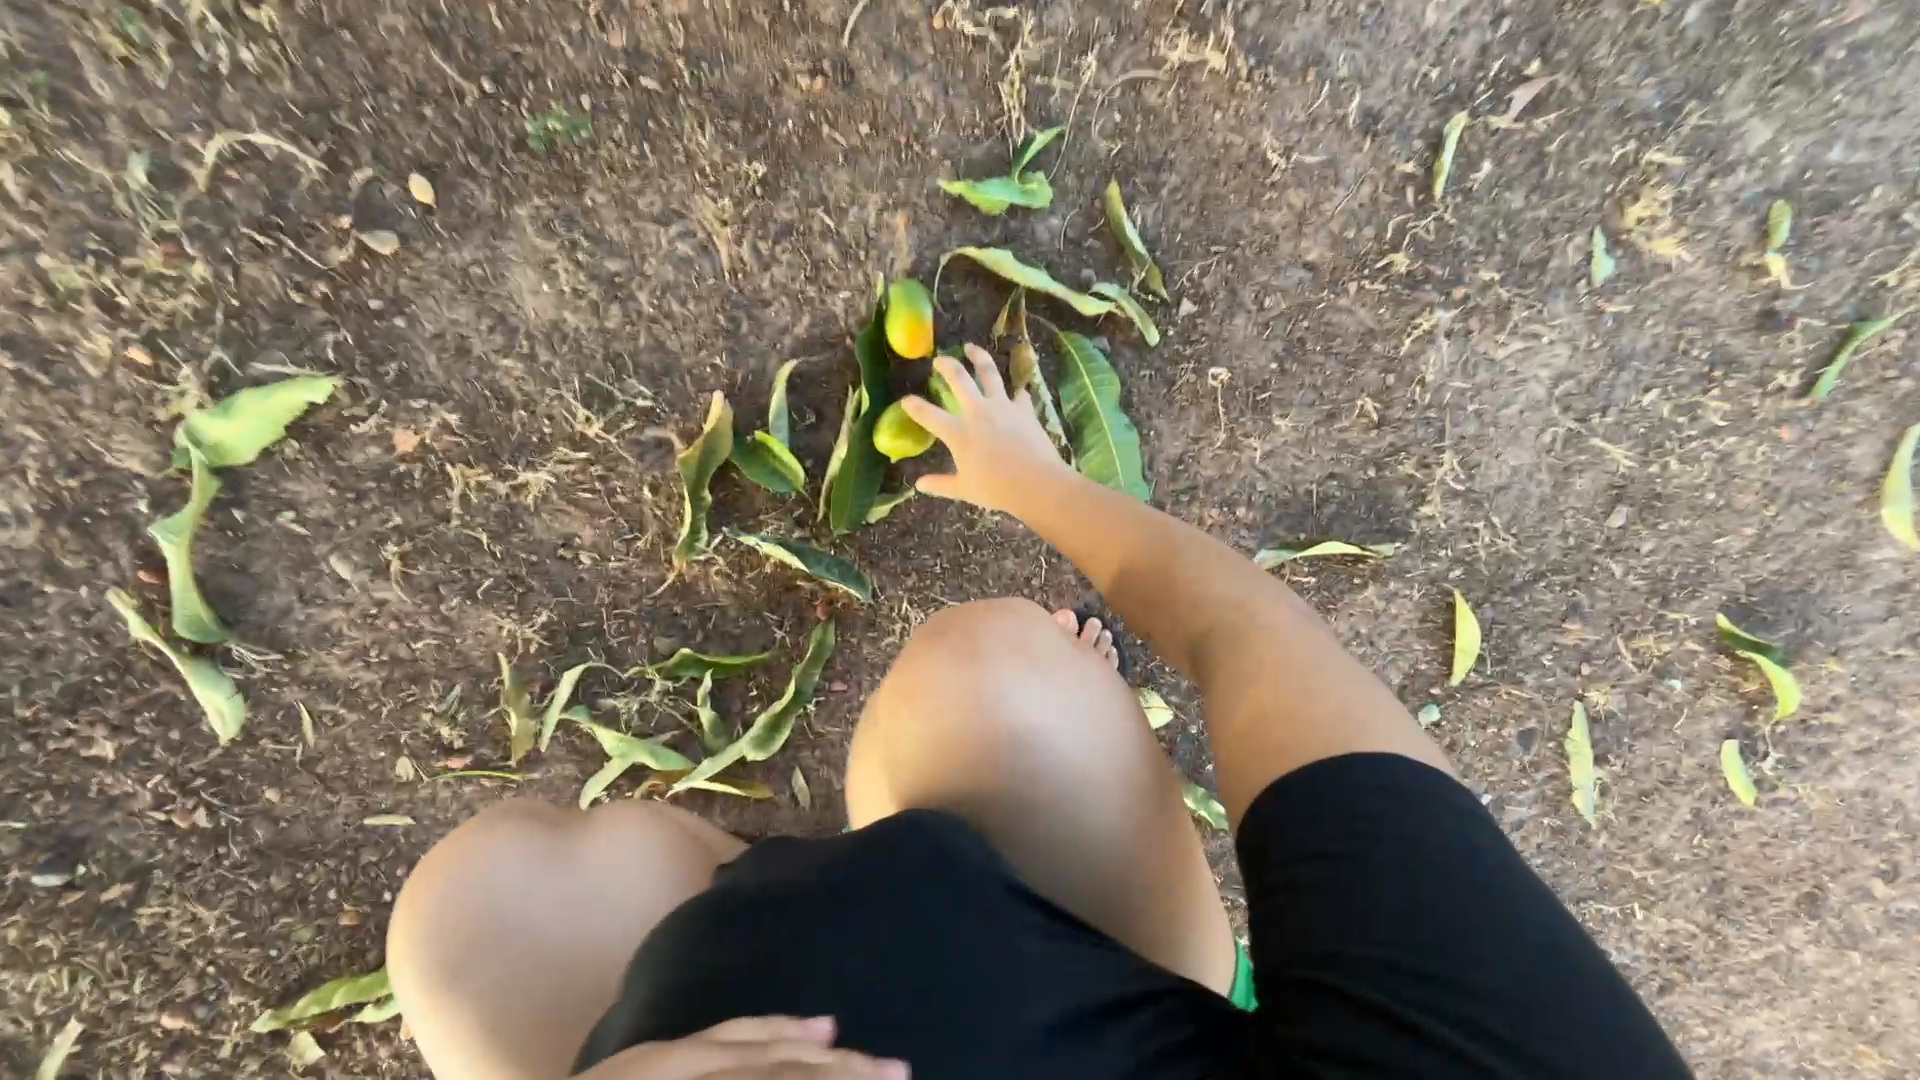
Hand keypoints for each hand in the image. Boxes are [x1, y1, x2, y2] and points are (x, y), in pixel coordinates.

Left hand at [574, 1015, 907, 1079]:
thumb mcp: (657, 1078)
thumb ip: (746, 1071)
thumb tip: (800, 1065)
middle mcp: (676, 1074)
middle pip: (779, 1070)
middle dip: (843, 1074)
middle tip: (901, 1072)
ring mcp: (663, 1063)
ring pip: (763, 1048)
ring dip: (824, 1053)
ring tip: (874, 1056)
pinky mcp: (651, 1056)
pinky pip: (730, 1032)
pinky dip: (777, 1027)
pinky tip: (811, 1023)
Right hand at [900, 343, 1072, 513]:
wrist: (1037, 483)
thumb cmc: (997, 489)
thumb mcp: (964, 489)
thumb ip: (941, 484)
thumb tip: (919, 485)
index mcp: (959, 433)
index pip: (929, 415)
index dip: (915, 407)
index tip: (906, 400)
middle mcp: (978, 413)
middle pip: (958, 379)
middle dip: (946, 366)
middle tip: (939, 359)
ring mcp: (1003, 407)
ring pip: (989, 373)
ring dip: (979, 357)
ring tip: (972, 348)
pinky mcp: (1024, 410)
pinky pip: (1019, 395)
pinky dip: (1016, 393)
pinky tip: (1017, 392)